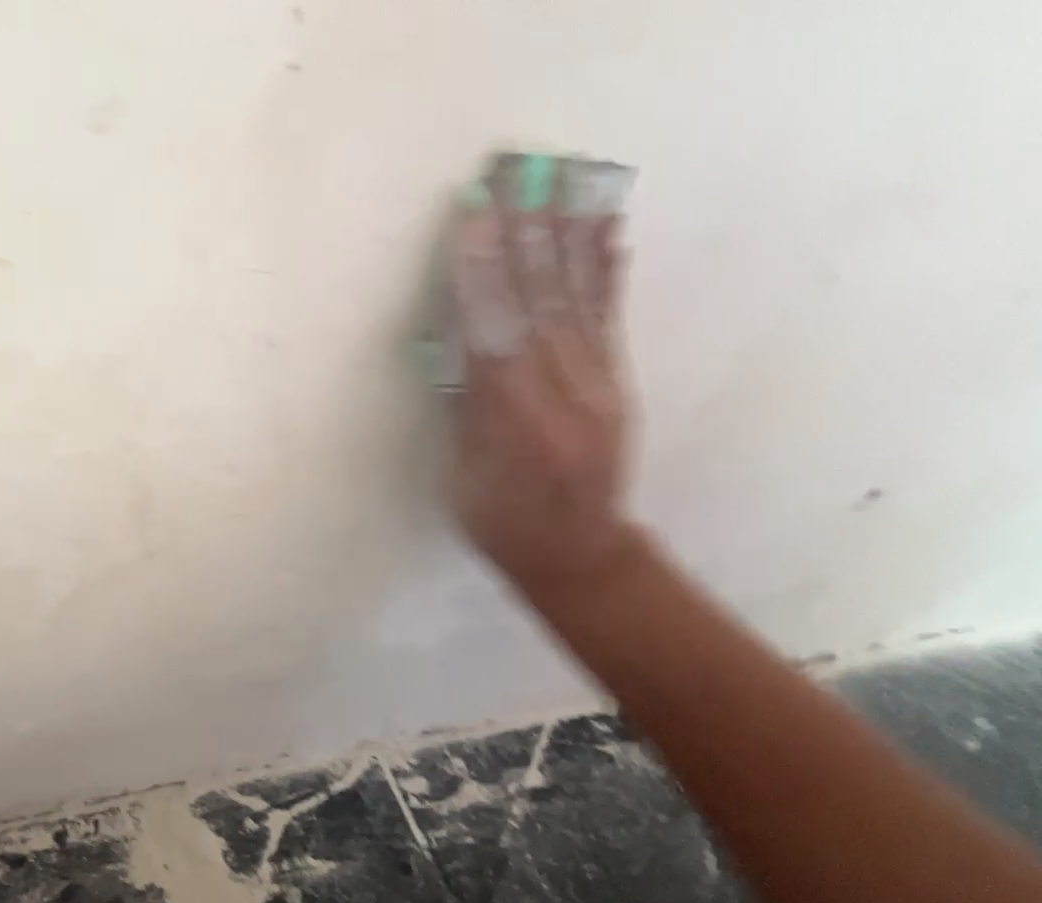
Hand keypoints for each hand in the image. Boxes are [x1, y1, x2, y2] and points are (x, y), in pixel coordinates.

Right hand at [447, 180, 638, 592]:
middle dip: (524, 233)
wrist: (579, 553)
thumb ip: (465, 409)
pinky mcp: (616, 380)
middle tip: (517, 174)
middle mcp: (563, 391)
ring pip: (577, 297)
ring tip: (562, 180)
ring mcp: (597, 382)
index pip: (494, 329)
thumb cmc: (500, 523)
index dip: (480, 270)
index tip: (472, 216)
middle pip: (539, 299)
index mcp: (515, 420)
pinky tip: (606, 227)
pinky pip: (610, 315)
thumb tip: (462, 345)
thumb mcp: (462, 478)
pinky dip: (606, 268)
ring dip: (565, 233)